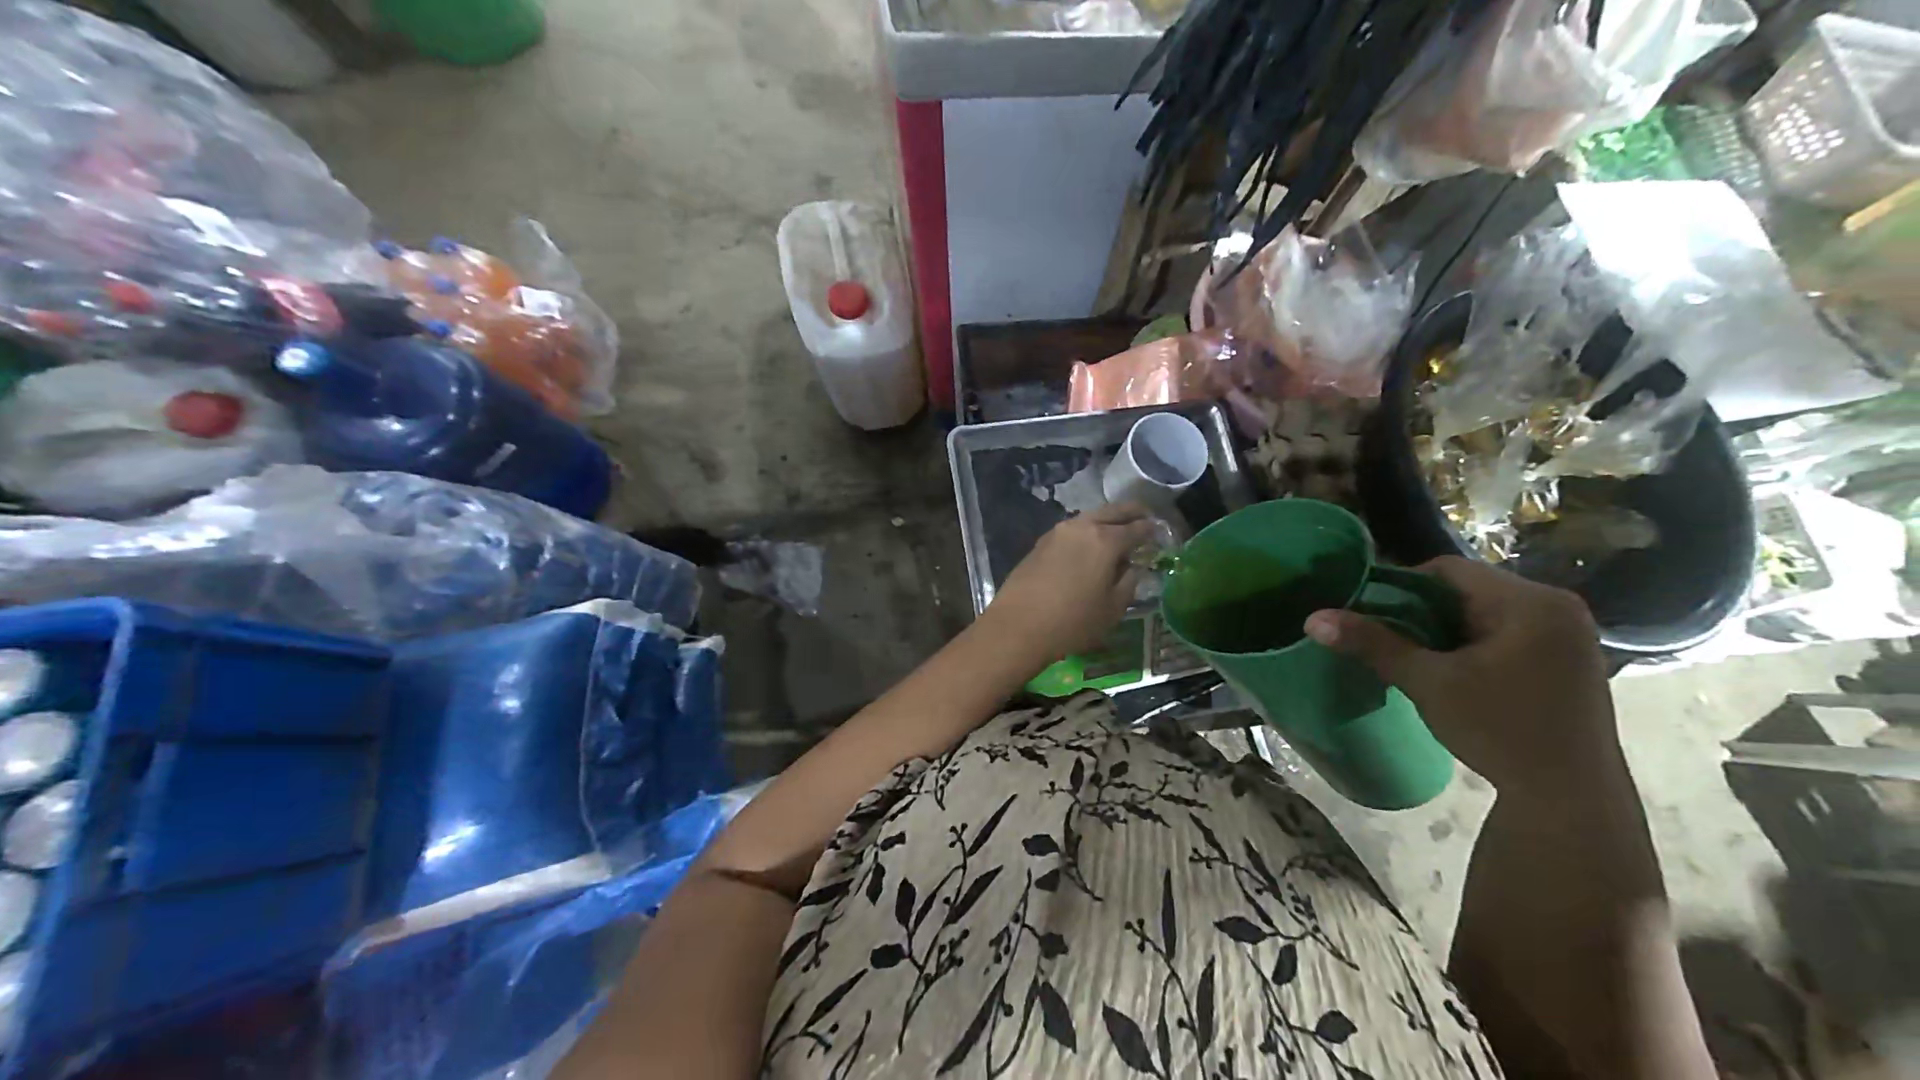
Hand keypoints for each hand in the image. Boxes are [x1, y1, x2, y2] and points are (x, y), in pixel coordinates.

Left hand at [982, 503, 1159, 662]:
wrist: (1018, 626)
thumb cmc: (1073, 621)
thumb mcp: (1113, 608)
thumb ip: (1128, 581)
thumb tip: (1130, 566)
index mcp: (1105, 540)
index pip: (1137, 527)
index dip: (1152, 529)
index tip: (1161, 532)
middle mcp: (1082, 527)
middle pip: (1113, 512)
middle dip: (1132, 513)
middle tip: (1145, 518)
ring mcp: (1057, 532)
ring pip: (1090, 518)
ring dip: (1106, 521)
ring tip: (1117, 534)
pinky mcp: (1040, 543)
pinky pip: (1072, 530)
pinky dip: (1086, 532)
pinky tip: (1089, 546)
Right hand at [1303, 556, 1622, 806]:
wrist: (1569, 799)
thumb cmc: (1500, 730)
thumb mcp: (1428, 682)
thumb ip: (1373, 644)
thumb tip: (1313, 618)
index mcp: (1531, 602)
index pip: (1447, 569)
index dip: (1401, 587)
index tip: (1374, 619)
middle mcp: (1557, 606)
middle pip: (1467, 590)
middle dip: (1423, 613)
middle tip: (1393, 643)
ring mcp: (1569, 634)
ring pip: (1483, 612)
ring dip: (1446, 630)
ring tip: (1420, 660)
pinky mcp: (1568, 659)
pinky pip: (1505, 632)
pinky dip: (1472, 645)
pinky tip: (1456, 674)